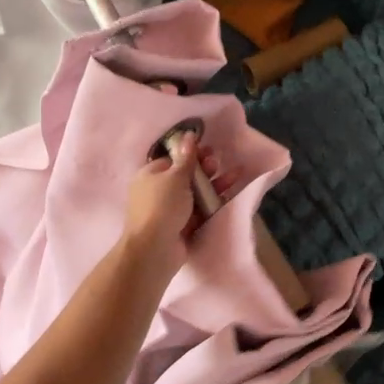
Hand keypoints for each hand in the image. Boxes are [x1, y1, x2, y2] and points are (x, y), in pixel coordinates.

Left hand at [120, 133, 235, 279]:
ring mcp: (171, 210)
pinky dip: (214, 201)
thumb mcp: (174, 177)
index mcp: (150, 175)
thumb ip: (186, 158)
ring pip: (196, 192)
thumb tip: (188, 134)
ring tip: (234, 175)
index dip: (190, 153)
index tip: (208, 149)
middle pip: (185, 176)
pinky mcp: (182, 225)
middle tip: (218, 162)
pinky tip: (229, 194)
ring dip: (214, 183)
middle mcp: (158, 191)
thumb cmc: (161, 206)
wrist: (155, 249)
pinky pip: (200, 209)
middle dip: (204, 168)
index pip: (171, 160)